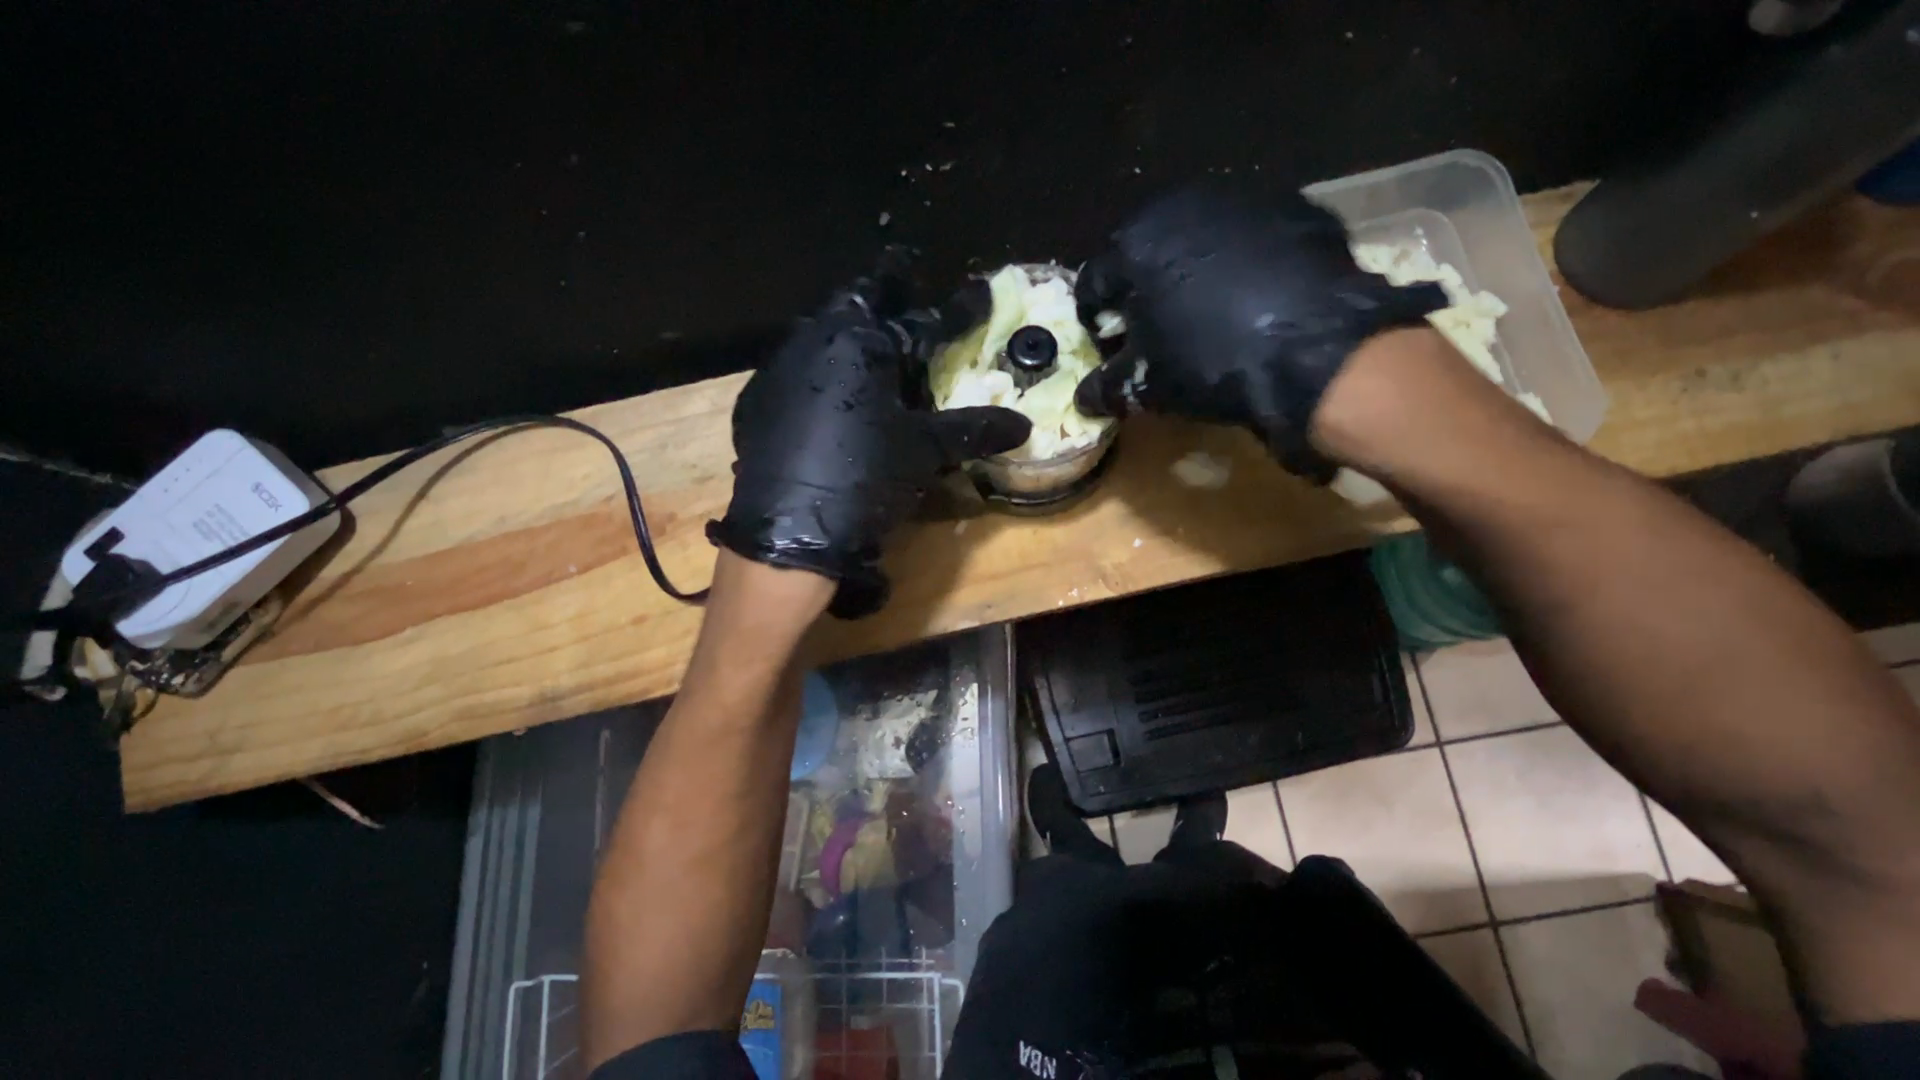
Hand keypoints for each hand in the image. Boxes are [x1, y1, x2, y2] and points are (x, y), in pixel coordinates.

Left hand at [706, 255, 1031, 617]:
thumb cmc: (865, 476)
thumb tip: (1021, 426)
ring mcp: (779, 369)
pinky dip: (822, 371)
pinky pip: (797, 370)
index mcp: (862, 341)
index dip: (957, 310)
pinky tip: (832, 392)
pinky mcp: (758, 401)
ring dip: (850, 333)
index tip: (978, 293)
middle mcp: (816, 340)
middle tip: (907, 284)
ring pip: (824, 334)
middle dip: (888, 294)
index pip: (923, 318)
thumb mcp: (925, 451)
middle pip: (860, 305)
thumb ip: (972, 430)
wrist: (789, 530)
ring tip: (871, 338)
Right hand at [1072, 186, 1447, 479]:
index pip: (1095, 283)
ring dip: (1194, 271)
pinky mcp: (1294, 206)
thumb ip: (1112, 386)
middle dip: (1145, 290)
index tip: (1110, 348)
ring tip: (1210, 313)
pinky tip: (1258, 298)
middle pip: (1146, 252)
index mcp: (1134, 244)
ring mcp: (1243, 198)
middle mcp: (1181, 205)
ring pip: (1200, 238)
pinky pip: (1254, 236)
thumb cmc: (1215, 361)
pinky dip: (1247, 262)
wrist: (1319, 346)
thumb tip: (1085, 398)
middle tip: (1158, 331)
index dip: (1097, 321)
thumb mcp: (1154, 385)